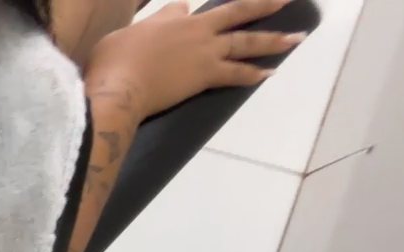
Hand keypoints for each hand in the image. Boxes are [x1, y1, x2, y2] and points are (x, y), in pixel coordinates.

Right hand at [84, 0, 305, 119]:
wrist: (116, 91)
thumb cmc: (108, 66)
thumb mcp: (117, 39)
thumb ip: (140, 33)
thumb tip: (152, 30)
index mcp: (174, 22)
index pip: (181, 10)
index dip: (180, 15)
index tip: (181, 16)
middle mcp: (198, 31)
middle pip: (237, 13)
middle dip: (264, 5)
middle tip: (286, 0)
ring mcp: (205, 54)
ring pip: (247, 43)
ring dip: (273, 41)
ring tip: (295, 40)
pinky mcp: (204, 77)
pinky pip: (235, 74)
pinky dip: (251, 74)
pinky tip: (267, 74)